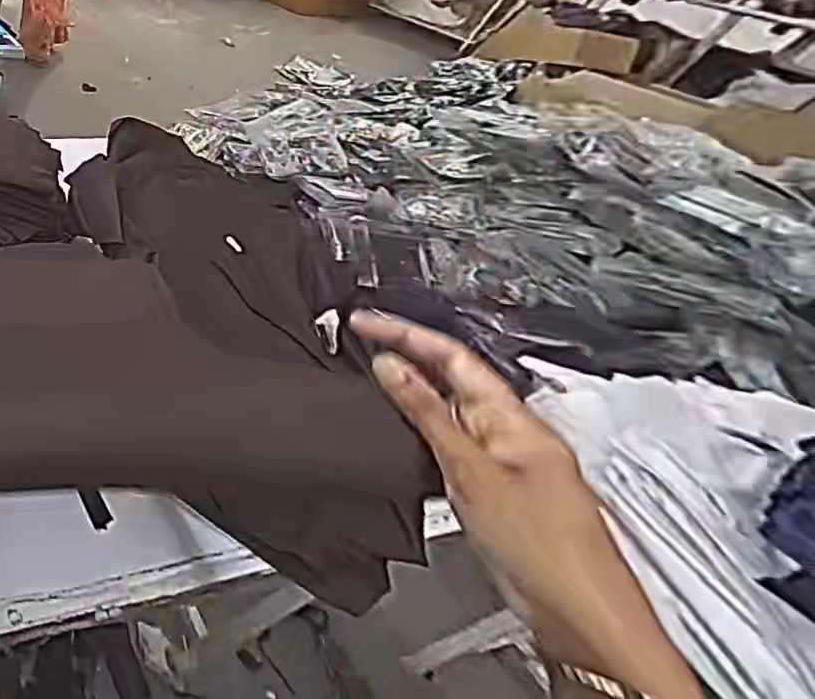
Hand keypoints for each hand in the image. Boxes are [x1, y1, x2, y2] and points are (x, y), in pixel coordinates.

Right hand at [353, 312, 700, 698]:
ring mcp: (502, 460)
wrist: (580, 617)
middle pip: (453, 378)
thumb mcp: (471, 469)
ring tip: (368, 374)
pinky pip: (448, 438)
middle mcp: (512, 435)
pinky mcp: (491, 485)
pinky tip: (397, 427)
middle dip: (406, 353)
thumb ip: (427, 413)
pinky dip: (417, 423)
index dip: (406, 333)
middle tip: (358, 338)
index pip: (455, 358)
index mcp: (517, 422)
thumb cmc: (545, 549)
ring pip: (449, 408)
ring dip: (409, 388)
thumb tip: (391, 365)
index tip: (364, 321)